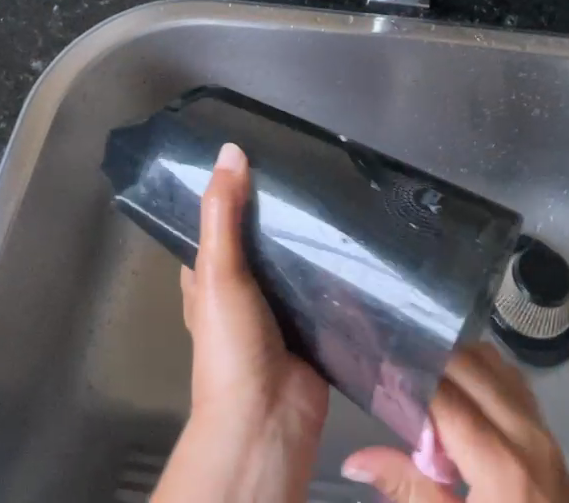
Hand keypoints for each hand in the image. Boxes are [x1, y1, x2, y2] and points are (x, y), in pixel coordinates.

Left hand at [152, 142, 330, 502]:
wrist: (270, 419)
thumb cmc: (231, 344)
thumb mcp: (218, 271)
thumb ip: (223, 213)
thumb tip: (231, 151)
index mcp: (208, 273)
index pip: (218, 219)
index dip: (233, 188)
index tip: (260, 149)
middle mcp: (243, 286)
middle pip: (263, 236)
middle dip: (283, 209)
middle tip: (313, 165)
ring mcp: (280, 306)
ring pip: (296, 260)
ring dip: (313, 237)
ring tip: (341, 190)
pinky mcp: (314, 324)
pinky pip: (327, 288)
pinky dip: (339, 269)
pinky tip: (360, 241)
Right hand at [341, 342, 568, 502]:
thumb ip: (408, 490)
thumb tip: (354, 460)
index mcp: (502, 466)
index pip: (446, 397)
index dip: (410, 375)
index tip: (378, 365)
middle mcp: (527, 435)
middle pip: (473, 366)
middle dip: (432, 359)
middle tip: (396, 366)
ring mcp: (544, 432)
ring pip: (496, 365)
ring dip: (458, 362)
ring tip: (424, 377)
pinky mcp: (549, 435)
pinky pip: (512, 383)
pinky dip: (482, 374)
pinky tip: (457, 393)